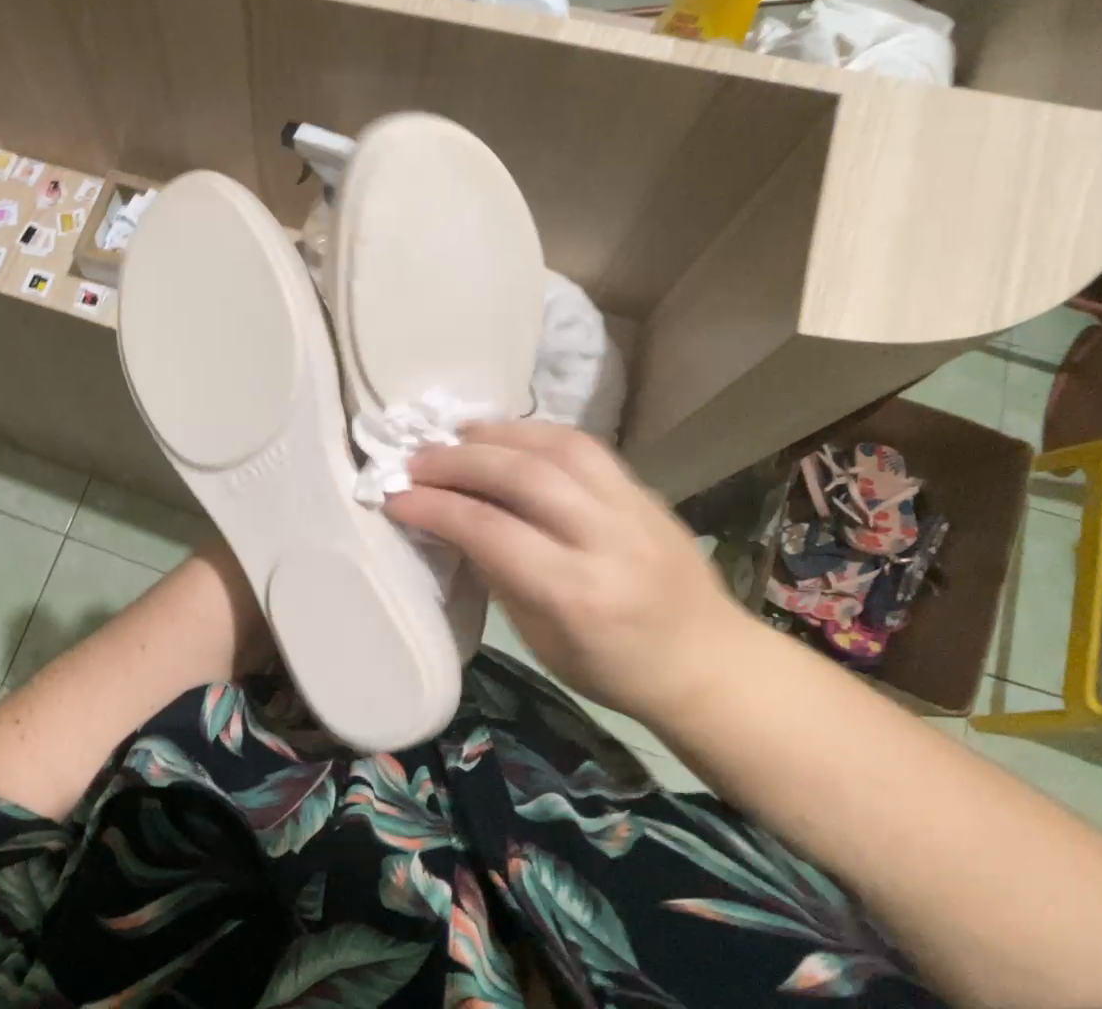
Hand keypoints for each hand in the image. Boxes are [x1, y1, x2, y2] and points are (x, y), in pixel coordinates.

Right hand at [385, 422, 757, 723]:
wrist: (708, 664)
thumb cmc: (612, 669)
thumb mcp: (539, 637)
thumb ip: (498, 573)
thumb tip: (451, 523)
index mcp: (575, 593)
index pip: (489, 530)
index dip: (433, 507)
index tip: (393, 498)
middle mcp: (607, 540)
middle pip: (522, 476)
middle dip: (457, 462)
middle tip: (414, 461)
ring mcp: (633, 508)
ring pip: (557, 446)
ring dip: (496, 435)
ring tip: (454, 437)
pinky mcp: (645, 491)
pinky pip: (584, 448)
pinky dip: (534, 434)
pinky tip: (504, 437)